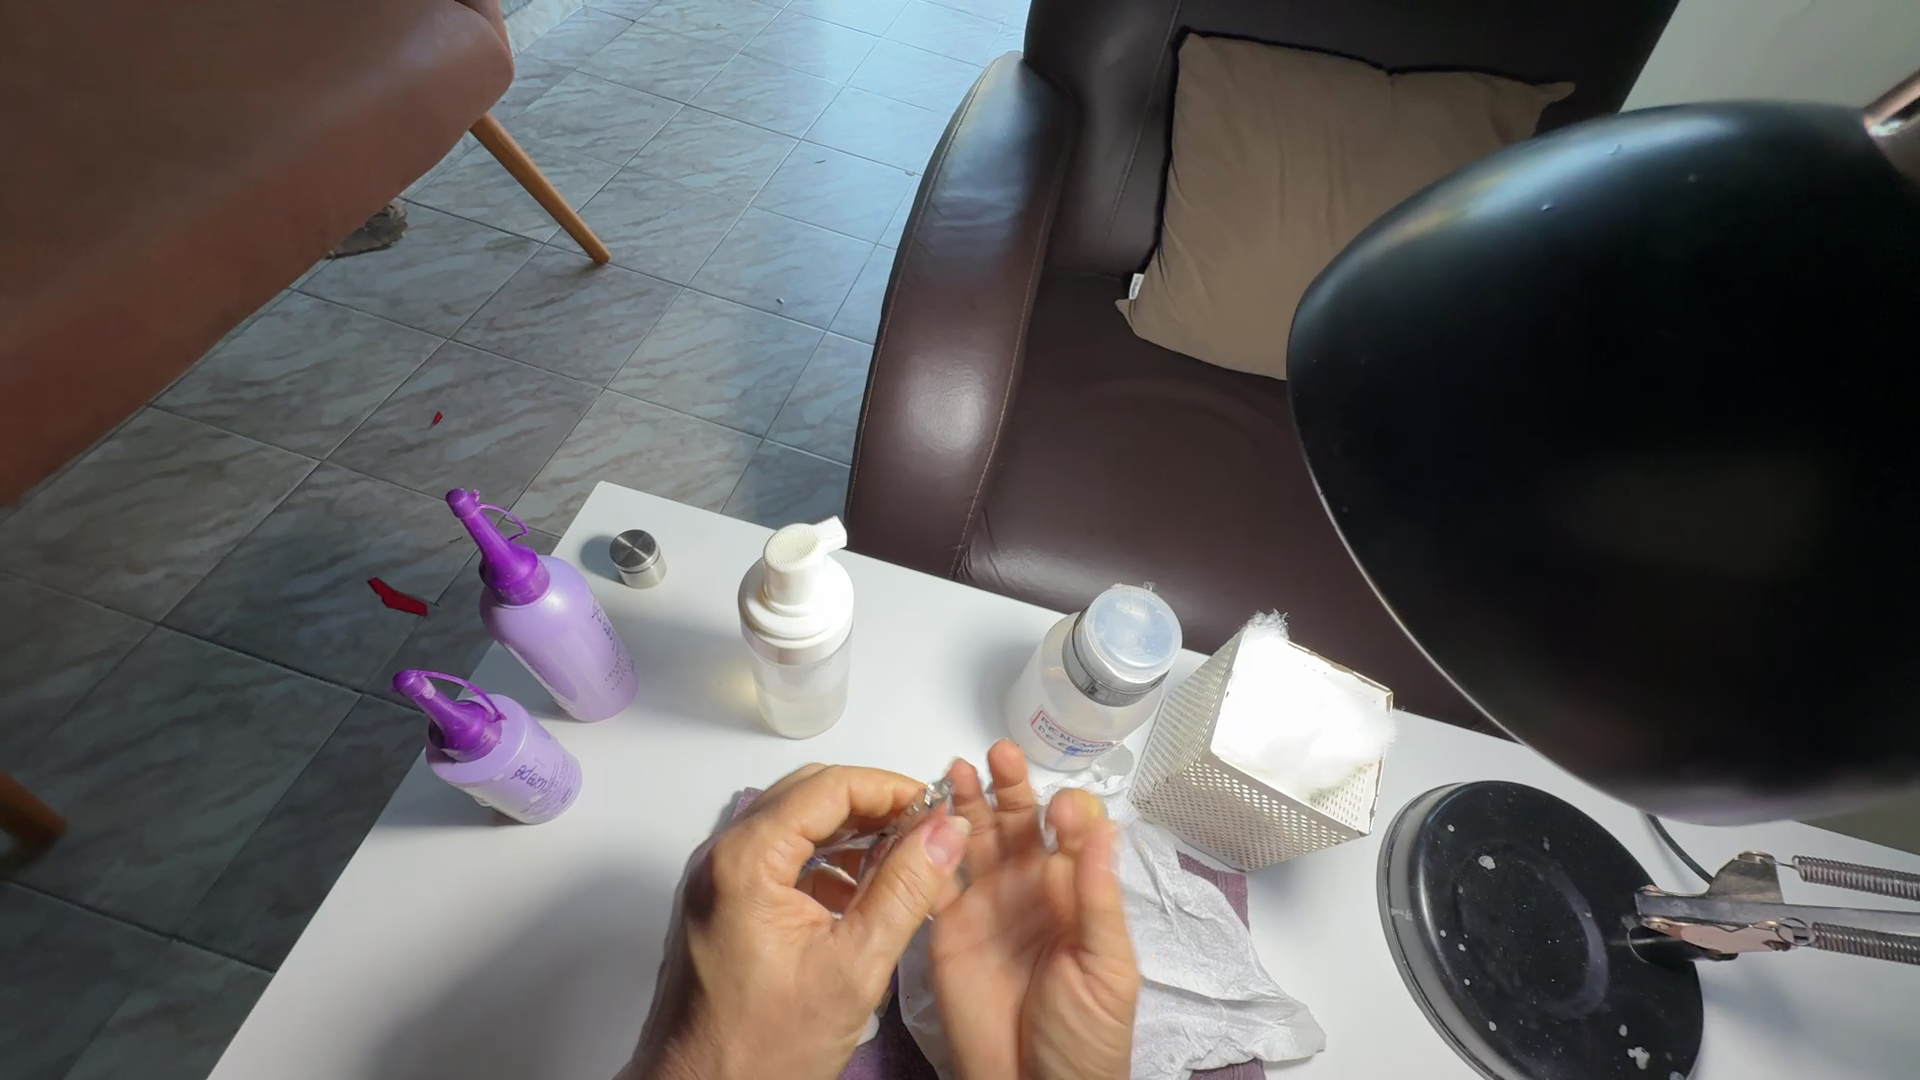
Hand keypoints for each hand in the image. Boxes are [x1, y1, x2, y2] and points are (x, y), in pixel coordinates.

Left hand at [625, 764, 972, 1079]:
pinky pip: (780, 853)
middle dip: (871, 803)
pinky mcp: (721, 900)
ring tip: (900, 856)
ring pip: (795, 819)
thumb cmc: (765, 1051)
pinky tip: (859, 890)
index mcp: (746, 859)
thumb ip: (906, 889)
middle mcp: (722, 852)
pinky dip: (824, 857)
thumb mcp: (853, 970)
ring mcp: (717, 875)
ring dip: (850, 829)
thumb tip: (948, 829)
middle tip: (921, 828)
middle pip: (809, 793)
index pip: (829, 786)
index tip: (934, 807)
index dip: (889, 787)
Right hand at [932, 741, 1139, 1079]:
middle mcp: (1026, 885)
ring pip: (974, 837)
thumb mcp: (1108, 968)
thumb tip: (1104, 824)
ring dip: (968, 801)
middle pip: (1016, 822)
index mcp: (1071, 890)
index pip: (1065, 832)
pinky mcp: (947, 924)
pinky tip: (924, 817)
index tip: (1057, 804)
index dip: (1060, 809)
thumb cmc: (1086, 1037)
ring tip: (959, 768)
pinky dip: (928, 846)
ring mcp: (985, 902)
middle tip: (1000, 754)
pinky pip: (936, 876)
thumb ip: (1097, 896)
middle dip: (1009, 786)